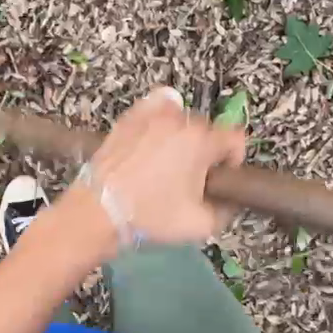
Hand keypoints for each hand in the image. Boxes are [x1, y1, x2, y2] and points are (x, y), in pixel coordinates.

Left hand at [64, 87, 245, 255]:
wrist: (98, 212)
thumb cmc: (151, 218)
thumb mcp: (200, 225)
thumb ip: (226, 210)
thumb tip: (228, 201)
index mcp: (202, 141)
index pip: (235, 138)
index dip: (232, 160)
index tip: (219, 179)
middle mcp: (179, 120)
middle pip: (206, 129)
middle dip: (204, 151)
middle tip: (190, 179)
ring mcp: (151, 116)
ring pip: (180, 118)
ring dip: (181, 137)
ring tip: (166, 163)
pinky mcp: (128, 119)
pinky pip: (154, 107)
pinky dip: (159, 117)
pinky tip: (153, 136)